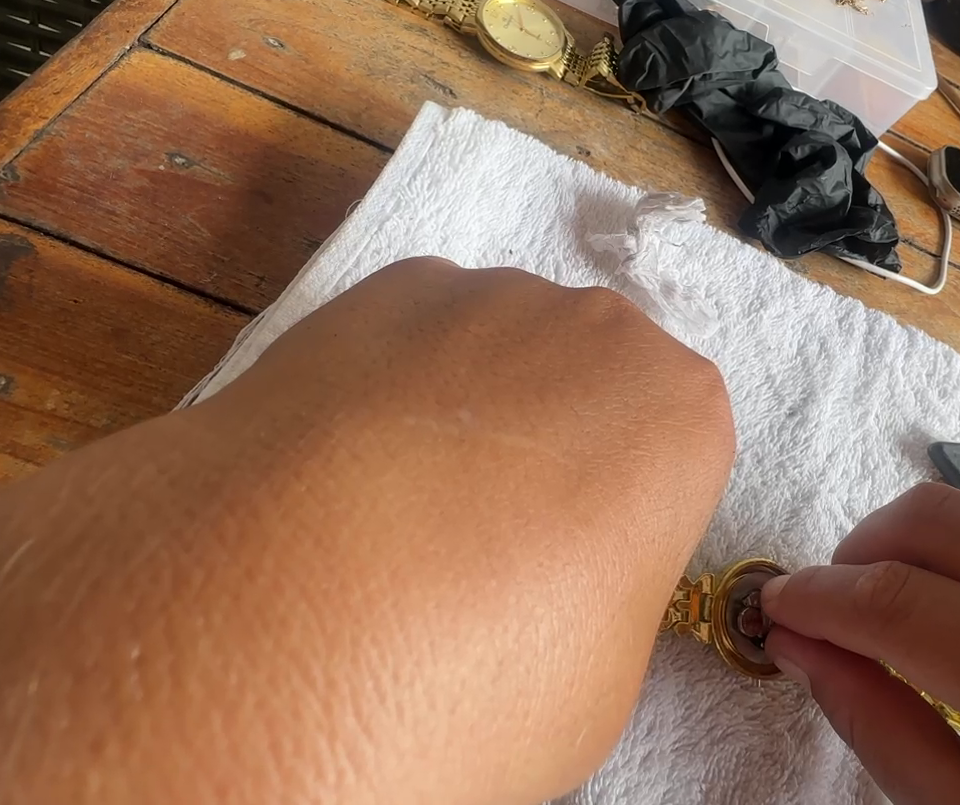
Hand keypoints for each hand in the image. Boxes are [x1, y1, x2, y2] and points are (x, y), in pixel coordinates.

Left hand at [0, 259, 733, 804]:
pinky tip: (345, 448)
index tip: (574, 562)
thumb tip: (560, 541)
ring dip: (477, 404)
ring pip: (508, 347)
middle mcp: (596, 324)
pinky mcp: (387, 283)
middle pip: (594, 379)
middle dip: (558, 442)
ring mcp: (487, 292)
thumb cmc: (480, 675)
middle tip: (484, 534)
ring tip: (393, 496)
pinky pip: (426, 330)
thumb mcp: (601, 669)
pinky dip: (403, 375)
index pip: (680, 442)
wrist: (280, 617)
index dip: (627, 510)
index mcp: (678, 408)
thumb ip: (610, 572)